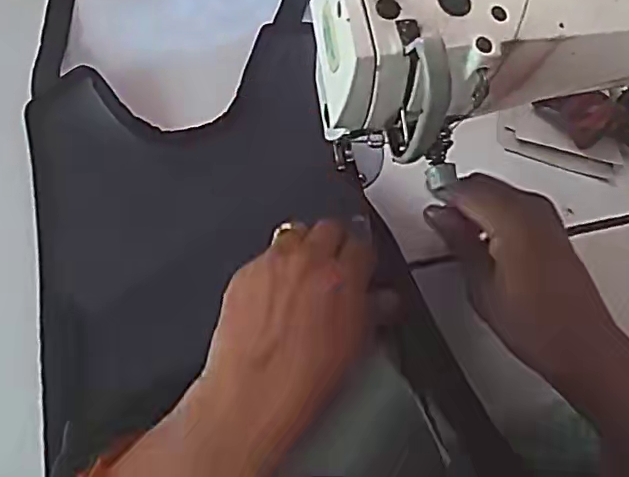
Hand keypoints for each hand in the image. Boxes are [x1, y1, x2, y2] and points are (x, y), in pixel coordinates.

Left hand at [117, 218, 374, 476]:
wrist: (249, 401)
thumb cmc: (301, 387)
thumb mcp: (353, 350)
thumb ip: (372, 312)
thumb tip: (383, 301)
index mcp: (341, 277)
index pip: (362, 242)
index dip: (363, 256)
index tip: (361, 266)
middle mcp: (307, 261)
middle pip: (330, 227)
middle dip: (335, 242)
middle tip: (334, 265)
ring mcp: (274, 262)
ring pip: (296, 232)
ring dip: (303, 248)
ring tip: (303, 275)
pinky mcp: (245, 271)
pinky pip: (266, 254)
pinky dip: (274, 266)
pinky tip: (274, 293)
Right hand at [423, 174, 619, 391]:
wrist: (585, 350)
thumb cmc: (541, 327)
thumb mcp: (482, 287)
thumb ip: (458, 241)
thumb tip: (440, 216)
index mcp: (512, 217)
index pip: (464, 188)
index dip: (443, 198)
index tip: (433, 212)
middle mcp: (532, 208)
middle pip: (482, 183)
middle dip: (459, 200)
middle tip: (445, 226)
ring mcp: (546, 215)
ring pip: (498, 191)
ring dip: (479, 206)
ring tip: (467, 240)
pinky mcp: (554, 227)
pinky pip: (516, 204)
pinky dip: (498, 214)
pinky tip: (491, 244)